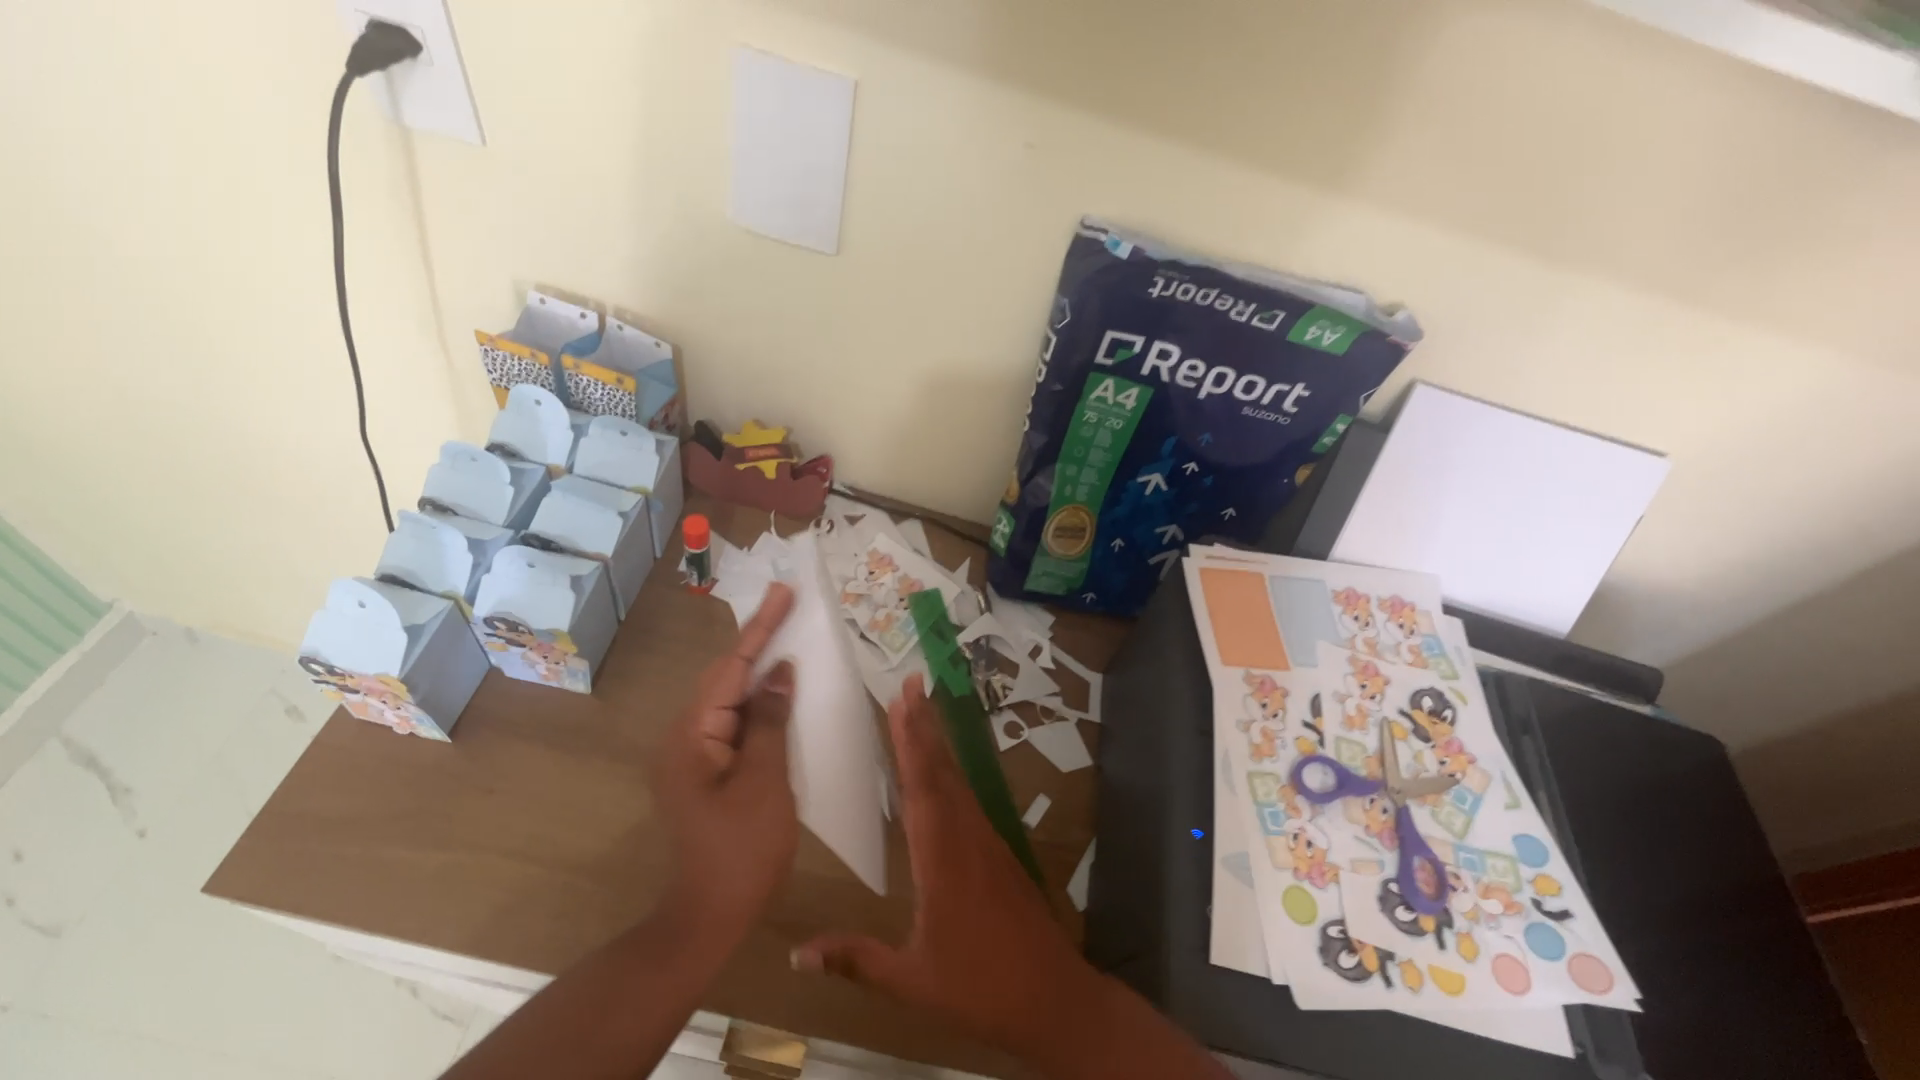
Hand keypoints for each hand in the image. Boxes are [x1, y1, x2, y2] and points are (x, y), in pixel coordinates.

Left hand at [656, 583, 798, 941]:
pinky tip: (779, 693)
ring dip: (759, 671)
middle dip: (758, 641)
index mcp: (692, 734)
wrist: (709, 915)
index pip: (730, 668)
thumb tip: (779, 672)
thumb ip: (770, 721)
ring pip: (729, 699)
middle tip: (790, 604)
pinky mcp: (705, 772)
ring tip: (788, 634)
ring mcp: (691, 756)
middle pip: (724, 677)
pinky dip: (757, 704)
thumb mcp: (765, 781)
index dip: (761, 629)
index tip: (784, 592)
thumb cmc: (742, 850)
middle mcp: (683, 736)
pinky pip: (733, 724)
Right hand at [791, 674, 1104, 1061]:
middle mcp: (968, 838)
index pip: (922, 786)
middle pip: (942, 771)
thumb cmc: (979, 986)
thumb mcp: (911, 979)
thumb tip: (796, 955)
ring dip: (938, 746)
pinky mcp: (1001, 856)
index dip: (910, 739)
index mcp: (942, 858)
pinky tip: (943, 778)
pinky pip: (969, 803)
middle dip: (924, 725)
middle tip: (911, 682)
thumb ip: (856, 959)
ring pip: (959, 783)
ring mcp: (989, 844)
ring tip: (921, 713)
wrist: (1054, 998)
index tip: (903, 697)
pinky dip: (951, 777)